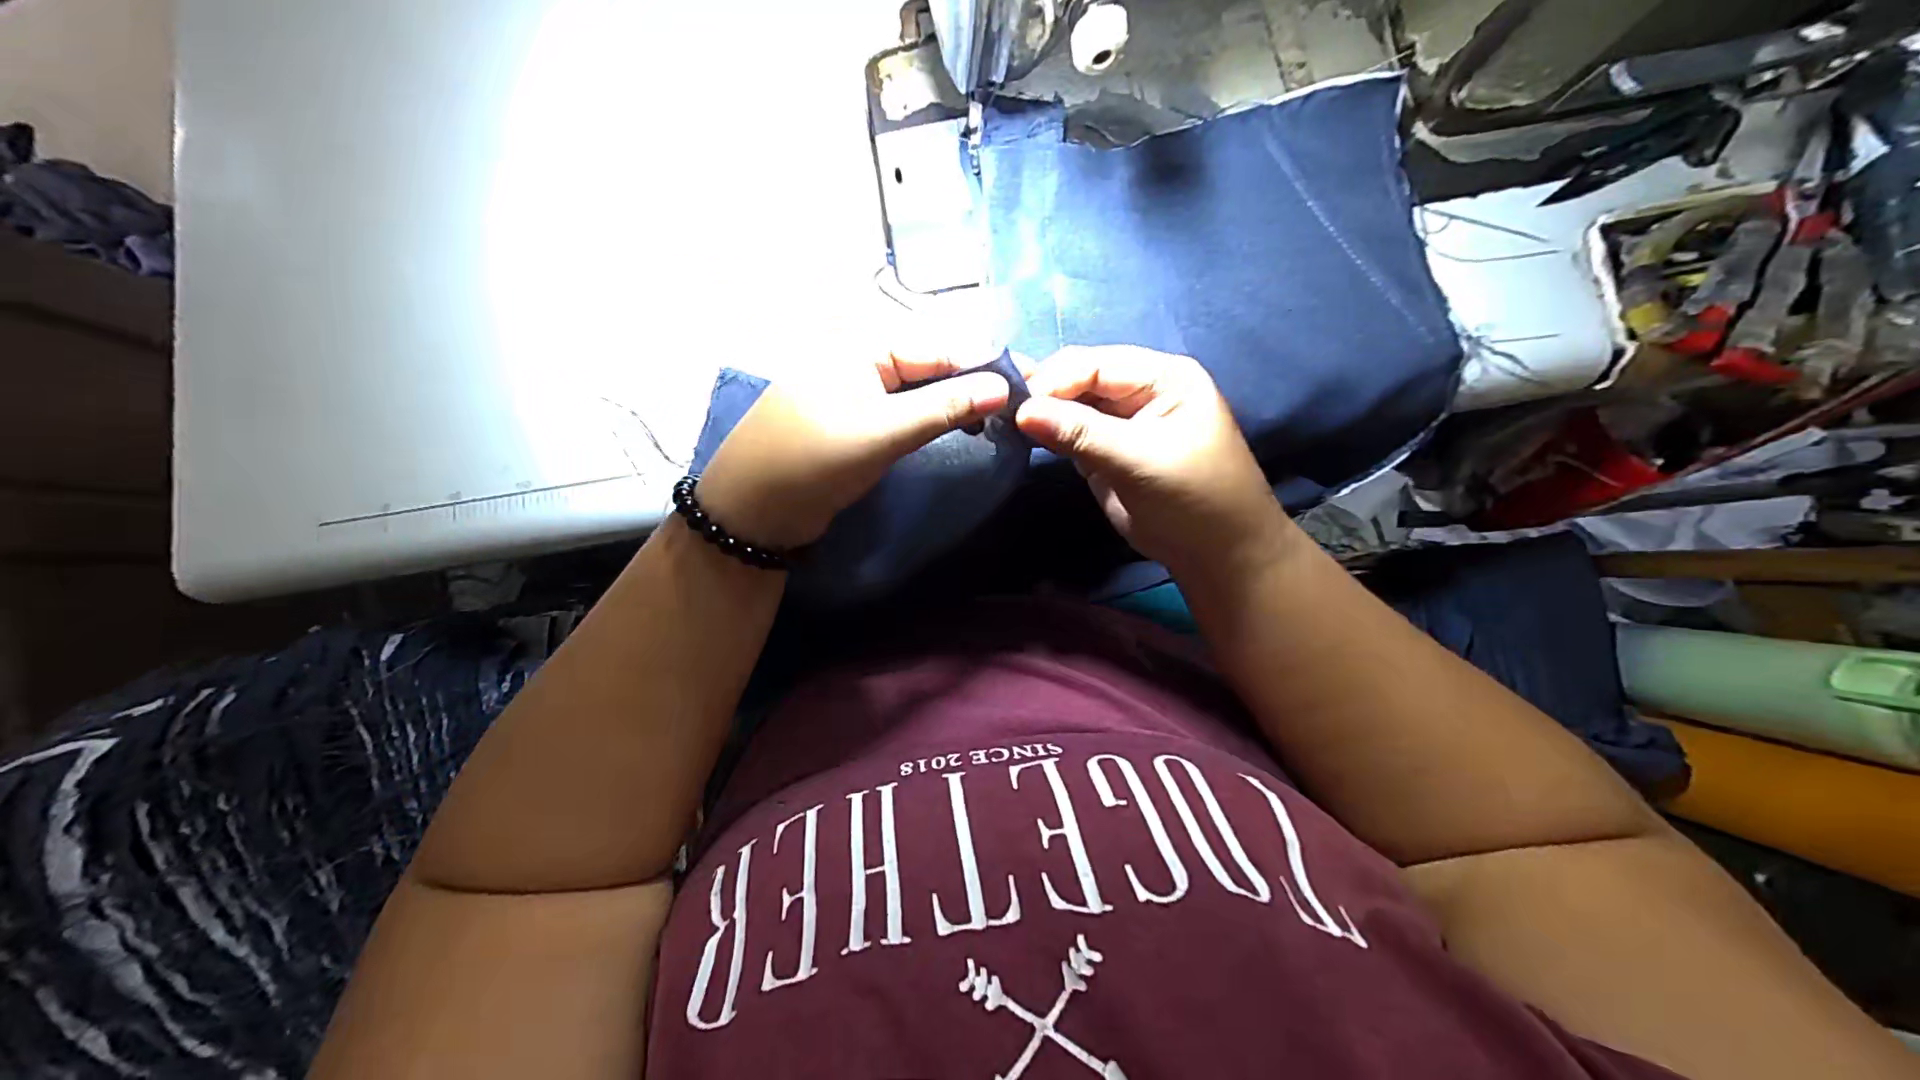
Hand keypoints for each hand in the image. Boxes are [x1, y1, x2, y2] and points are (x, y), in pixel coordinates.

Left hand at [696, 353, 1010, 549]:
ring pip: (919, 386)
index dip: (985, 364)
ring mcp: (855, 386)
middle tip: (1018, 407)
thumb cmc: (814, 463)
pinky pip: (902, 406)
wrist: (751, 512)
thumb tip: (1004, 386)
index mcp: (861, 341)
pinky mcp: (854, 417)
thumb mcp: (884, 432)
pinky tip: (958, 428)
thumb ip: (945, 407)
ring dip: (954, 401)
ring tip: (995, 420)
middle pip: (931, 361)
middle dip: (972, 382)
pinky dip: (931, 416)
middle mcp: (859, 354)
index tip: (1031, 385)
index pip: (939, 344)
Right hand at [1015, 345, 1291, 580]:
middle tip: (1001, 409)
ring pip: (1070, 405)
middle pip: (1080, 378)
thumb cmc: (1192, 500)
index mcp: (1163, 377)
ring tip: (1002, 419)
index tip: (1017, 404)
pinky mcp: (1105, 450)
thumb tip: (1022, 411)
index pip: (1097, 364)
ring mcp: (1121, 421)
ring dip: (1040, 412)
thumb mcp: (1138, 461)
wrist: (1216, 554)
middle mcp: (1140, 390)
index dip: (1055, 380)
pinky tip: (1020, 434)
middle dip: (1043, 392)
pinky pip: (1069, 432)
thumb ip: (1080, 433)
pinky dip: (1046, 433)